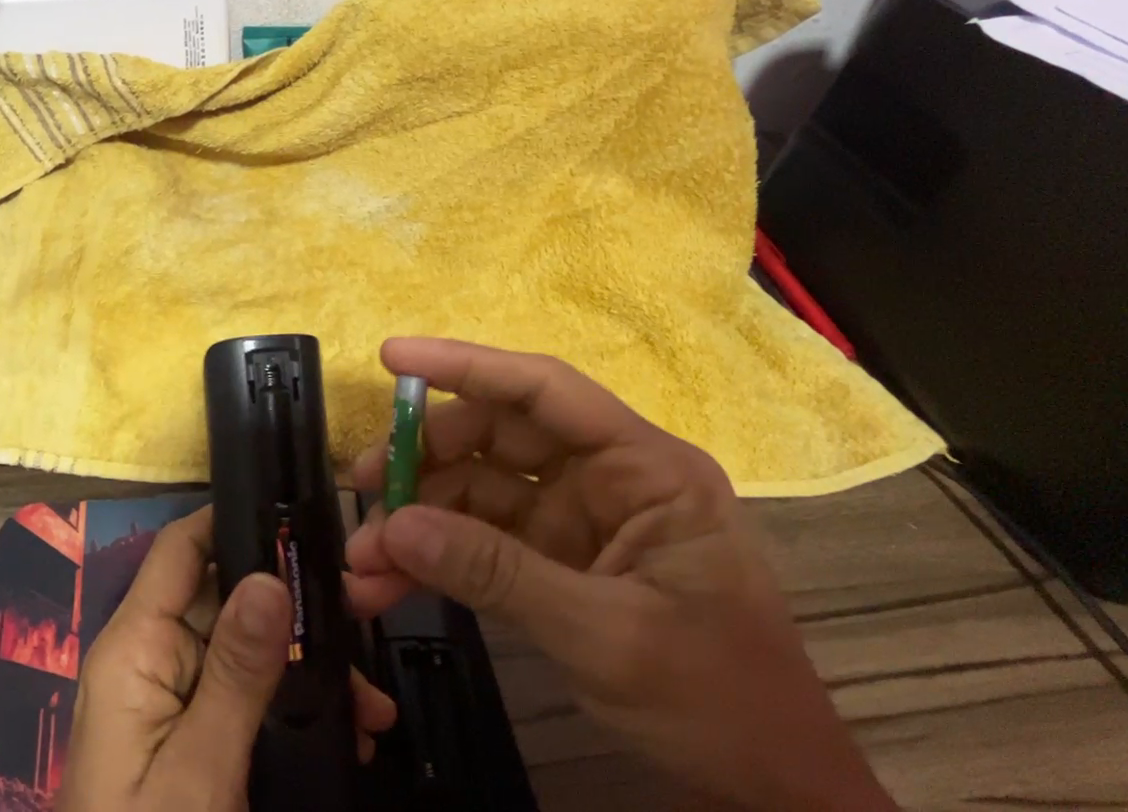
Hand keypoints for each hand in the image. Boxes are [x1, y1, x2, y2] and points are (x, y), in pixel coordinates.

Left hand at [59, 506, 395, 811]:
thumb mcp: (199, 768)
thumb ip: (235, 674)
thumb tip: (270, 577)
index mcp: (135, 646)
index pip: (180, 550)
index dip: (233, 521)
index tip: (304, 520)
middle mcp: (150, 656)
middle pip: (226, 598)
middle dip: (294, 609)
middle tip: (367, 627)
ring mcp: (171, 695)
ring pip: (245, 649)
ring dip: (306, 667)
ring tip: (371, 707)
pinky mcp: (189, 731)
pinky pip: (244, 695)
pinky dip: (292, 704)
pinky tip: (346, 730)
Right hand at [346, 338, 894, 811]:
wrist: (766, 790)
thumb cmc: (716, 699)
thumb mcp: (604, 634)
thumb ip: (496, 573)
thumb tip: (394, 525)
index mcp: (644, 469)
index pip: (545, 392)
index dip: (466, 366)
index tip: (392, 359)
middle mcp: (605, 480)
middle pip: (496, 438)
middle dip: (423, 458)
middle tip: (361, 485)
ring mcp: (575, 522)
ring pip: (476, 491)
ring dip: (417, 518)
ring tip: (362, 558)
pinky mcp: (552, 563)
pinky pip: (478, 542)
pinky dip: (432, 559)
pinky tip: (387, 582)